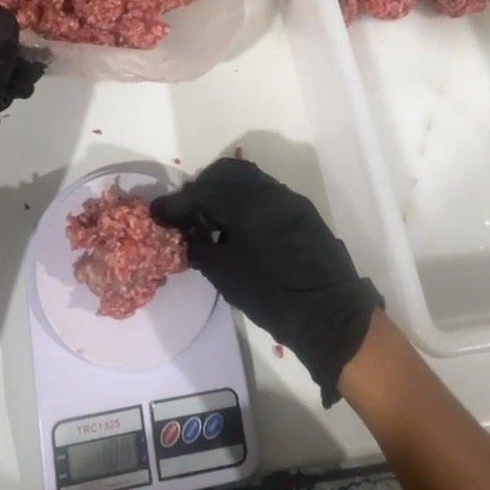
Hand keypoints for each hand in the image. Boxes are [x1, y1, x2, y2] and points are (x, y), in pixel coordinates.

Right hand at [150, 157, 381, 405]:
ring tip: (210, 222)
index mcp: (248, 203)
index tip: (157, 214)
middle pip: (224, 174)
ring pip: (246, 180)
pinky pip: (264, 194)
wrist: (332, 315)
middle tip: (185, 215)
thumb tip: (186, 236)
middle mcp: (269, 191)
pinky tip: (236, 229)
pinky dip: (243, 202)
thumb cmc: (273, 296)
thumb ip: (200, 248)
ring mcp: (288, 199)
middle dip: (200, 189)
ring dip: (223, 193)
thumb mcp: (226, 275)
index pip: (201, 192)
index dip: (176, 204)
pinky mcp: (301, 212)